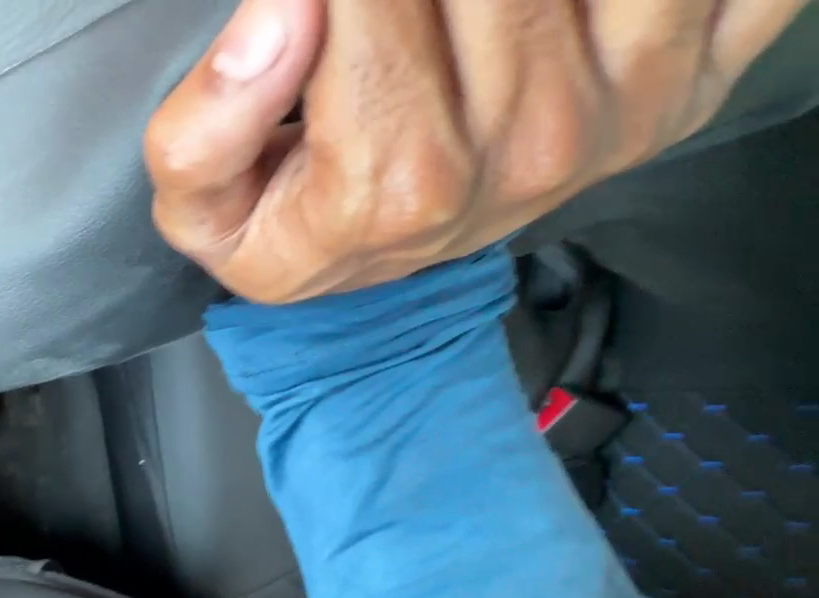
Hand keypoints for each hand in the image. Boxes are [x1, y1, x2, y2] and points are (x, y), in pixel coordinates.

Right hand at [145, 0, 809, 303]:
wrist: (369, 279)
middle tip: (377, 17)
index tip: (311, 9)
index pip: (372, 3)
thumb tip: (279, 15)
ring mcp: (623, 112)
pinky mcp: (690, 81)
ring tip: (440, 21)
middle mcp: (525, 149)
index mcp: (398, 184)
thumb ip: (204, 131)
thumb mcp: (198, 212)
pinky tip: (534, 21)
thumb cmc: (288, 229)